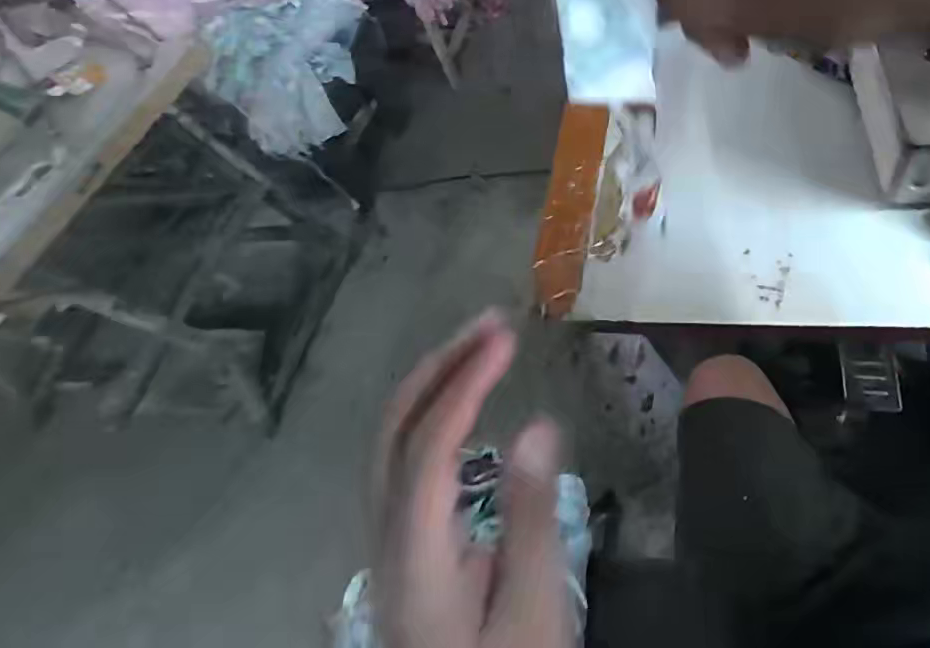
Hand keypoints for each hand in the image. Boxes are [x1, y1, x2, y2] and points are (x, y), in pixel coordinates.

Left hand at [368, 310, 569, 647]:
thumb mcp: (533, 607)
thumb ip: (532, 516)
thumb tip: (540, 425)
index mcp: (416, 555)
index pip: (429, 447)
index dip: (466, 383)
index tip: (508, 337)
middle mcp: (389, 538)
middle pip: (394, 431)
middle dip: (440, 365)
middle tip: (491, 323)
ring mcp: (391, 540)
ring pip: (393, 440)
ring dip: (434, 380)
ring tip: (482, 341)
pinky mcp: (406, 542)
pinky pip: (406, 455)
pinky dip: (434, 408)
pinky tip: (467, 396)